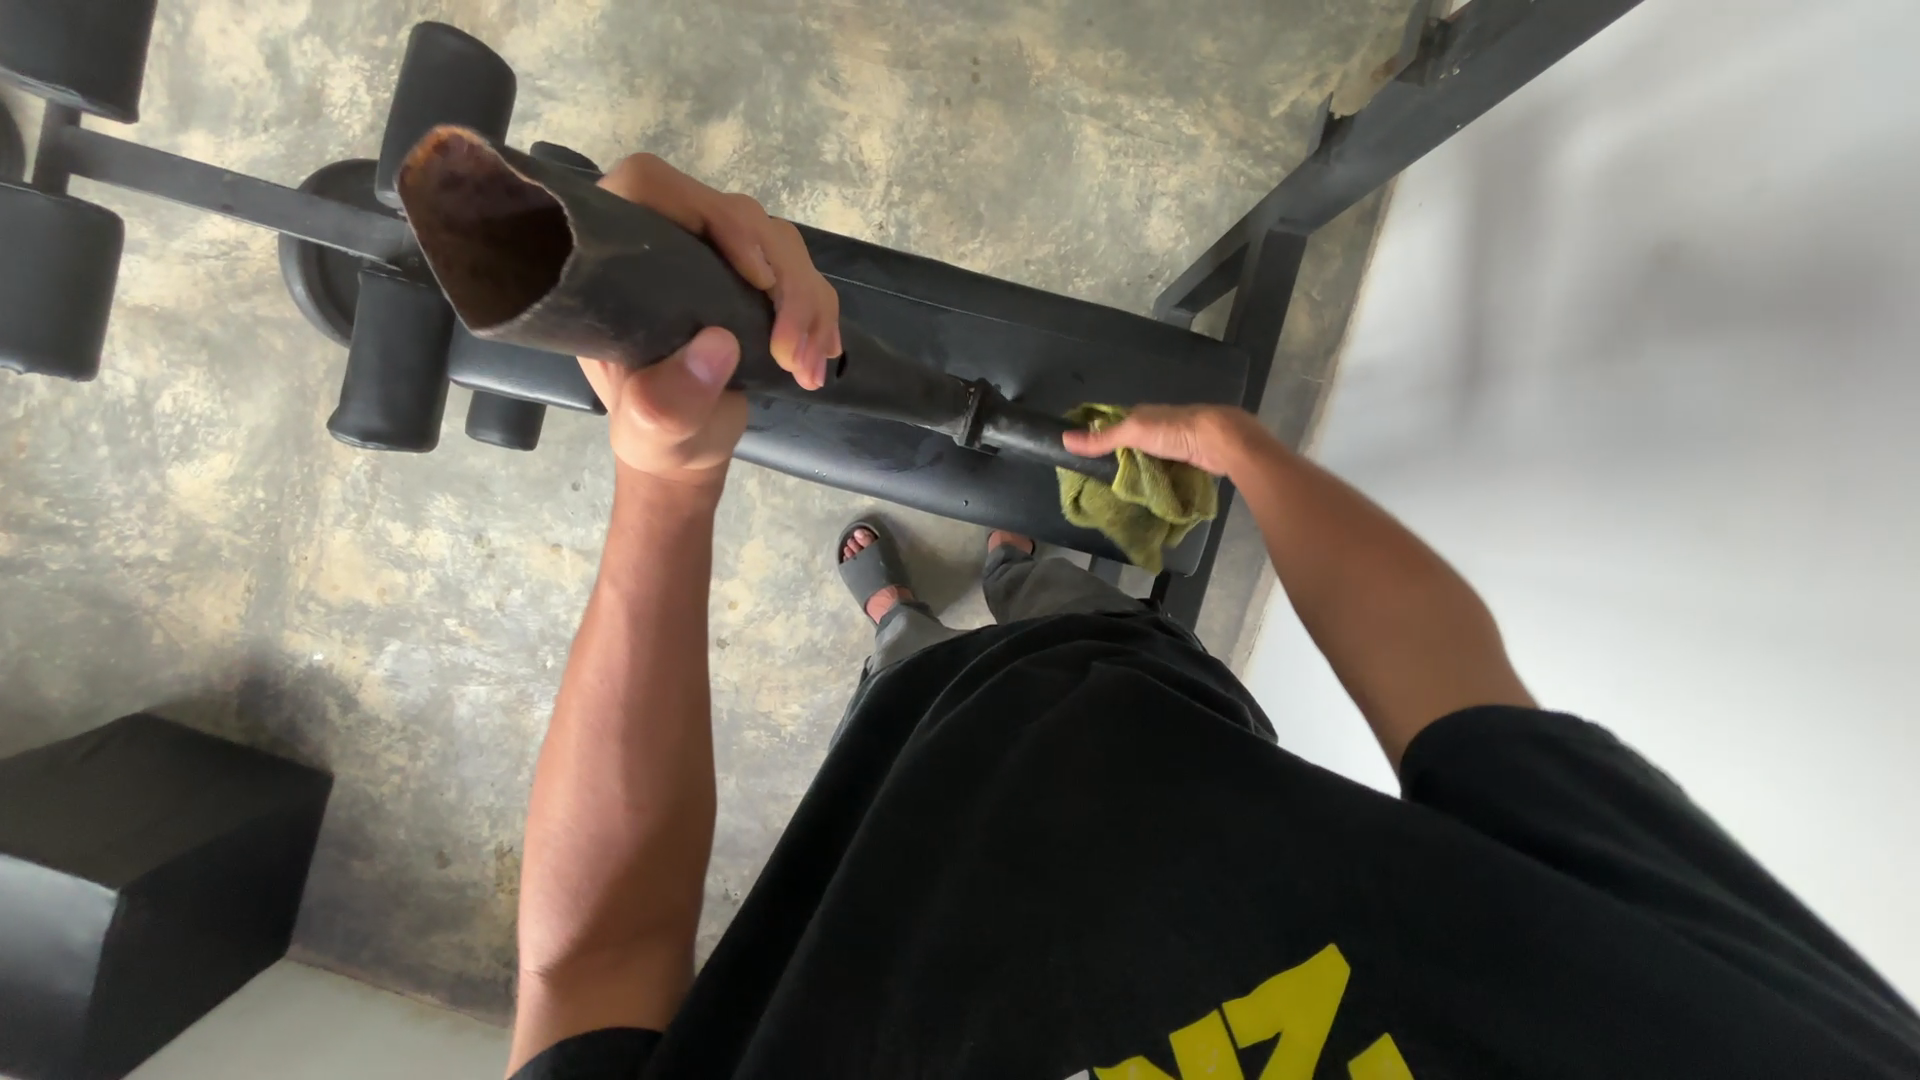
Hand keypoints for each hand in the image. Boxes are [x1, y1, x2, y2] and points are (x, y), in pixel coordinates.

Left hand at [577, 154, 842, 488]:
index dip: (711, 214)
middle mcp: (672, 242)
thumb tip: (720, 343)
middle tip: (792, 355)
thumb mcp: (651, 428)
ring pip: (781, 245)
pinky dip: (822, 316)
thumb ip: (669, 399)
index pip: (656, 188)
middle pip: (740, 217)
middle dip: (783, 285)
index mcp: (618, 257)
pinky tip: (821, 357)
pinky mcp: (758, 280)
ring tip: (806, 369)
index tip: (756, 276)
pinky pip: (804, 275)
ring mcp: (720, 258)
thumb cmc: (656, 434)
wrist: (688, 446)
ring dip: (808, 305)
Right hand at [1062, 404, 1269, 476]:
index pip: (1114, 423)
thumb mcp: (1133, 432)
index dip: (1099, 435)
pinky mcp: (1189, 457)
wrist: (1221, 441)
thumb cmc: (1175, 431)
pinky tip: (1148, 488)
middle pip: (1132, 440)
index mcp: (1143, 413)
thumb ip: (1102, 439)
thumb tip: (1064, 439)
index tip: (1083, 454)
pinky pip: (1165, 467)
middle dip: (1118, 454)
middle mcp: (1158, 425)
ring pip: (1149, 455)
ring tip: (1120, 488)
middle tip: (1099, 478)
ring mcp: (1175, 442)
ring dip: (1138, 467)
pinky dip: (1156, 475)